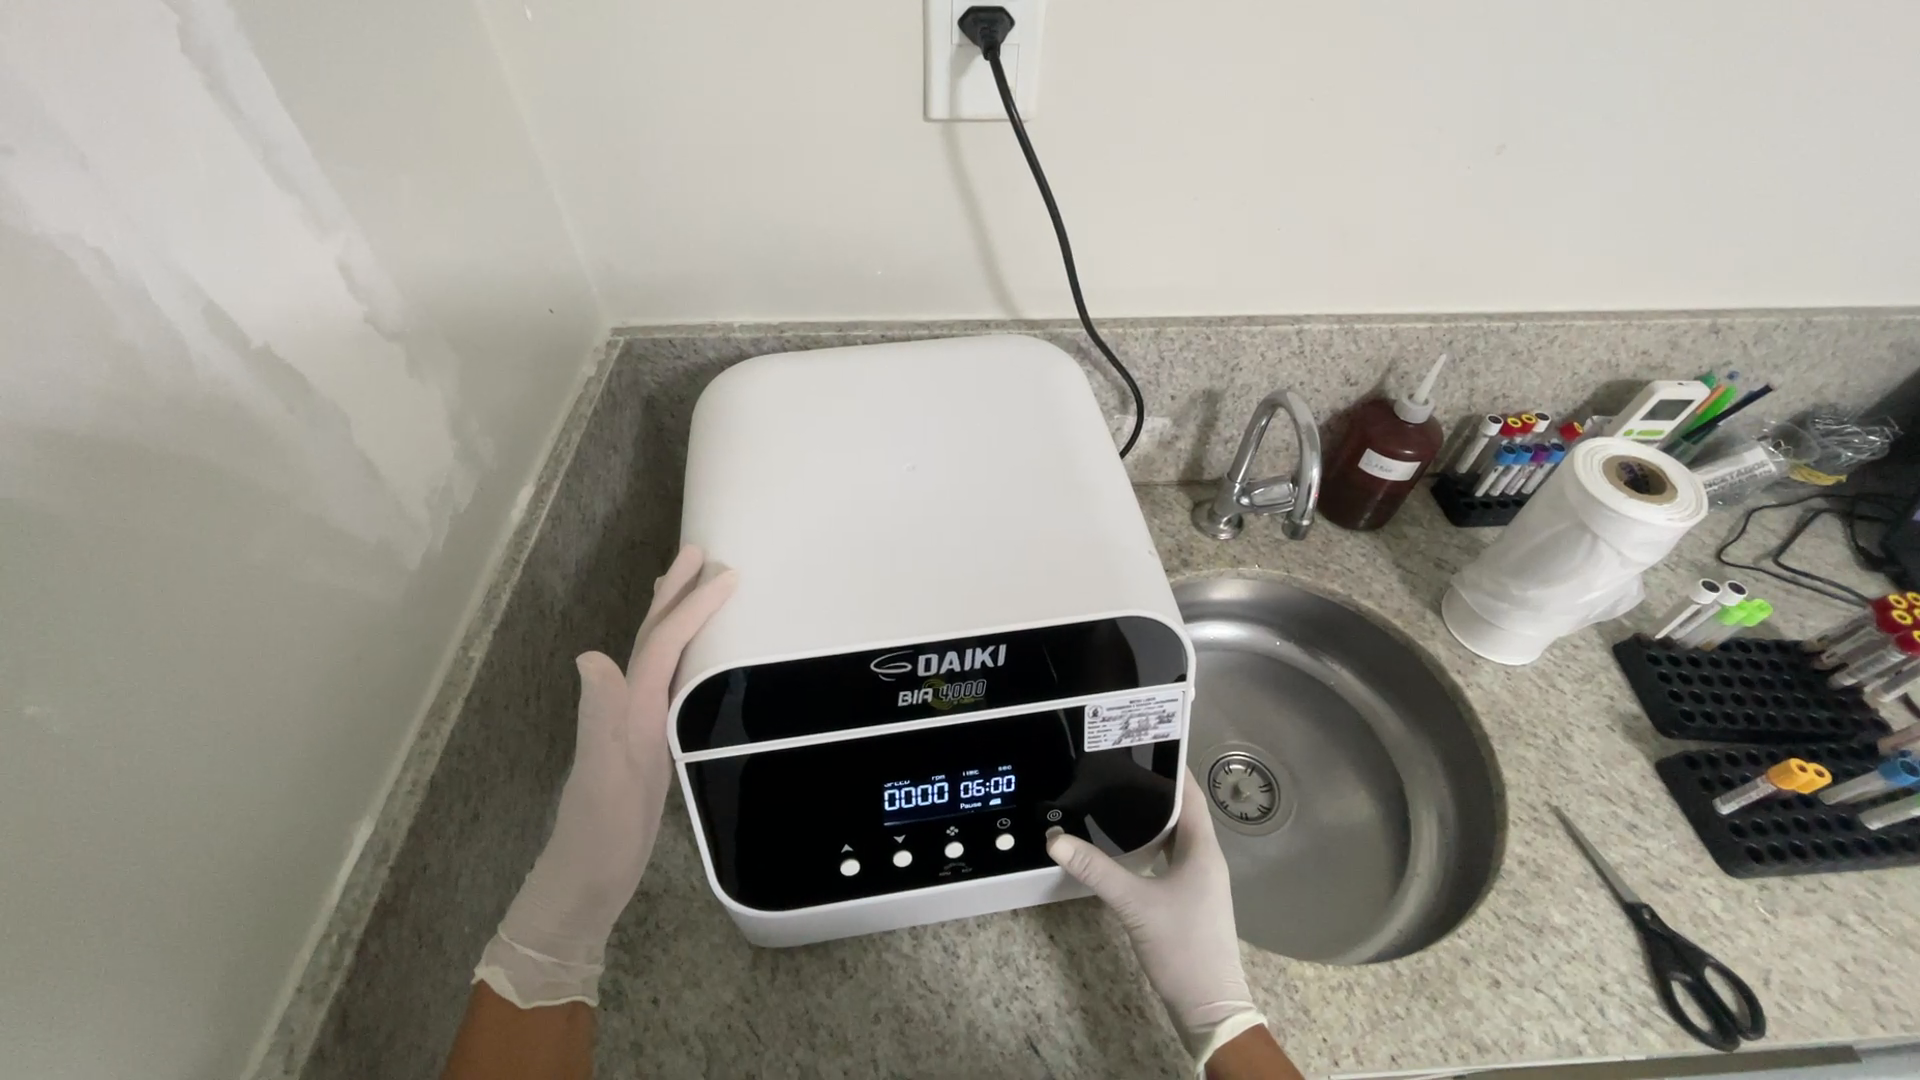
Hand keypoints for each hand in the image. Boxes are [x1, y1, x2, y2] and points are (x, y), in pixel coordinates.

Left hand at [474, 545, 734, 1007]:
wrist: (588, 880)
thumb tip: (592, 656)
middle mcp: (627, 704)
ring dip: (674, 614)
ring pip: (657, 654)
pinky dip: (680, 653)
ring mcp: (637, 721)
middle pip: (652, 636)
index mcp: (624, 706)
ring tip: (689, 585)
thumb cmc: (600, 833)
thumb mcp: (603, 777)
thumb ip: (599, 719)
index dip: (692, 605)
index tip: (726, 573)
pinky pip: (669, 680)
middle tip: (699, 551)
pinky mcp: (650, 740)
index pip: (661, 643)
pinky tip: (689, 658)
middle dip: (674, 592)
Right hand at [1047, 770, 1267, 1066]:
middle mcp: (1206, 859)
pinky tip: (1128, 846)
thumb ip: (1095, 869)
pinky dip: (1152, 845)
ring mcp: (1200, 881)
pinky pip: (1172, 858)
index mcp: (1203, 850)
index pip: (1191, 796)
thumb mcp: (1134, 904)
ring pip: (1177, 837)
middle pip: (1183, 813)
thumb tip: (1055, 840)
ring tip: (1118, 798)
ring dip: (1154, 819)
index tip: (1145, 746)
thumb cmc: (1182, 946)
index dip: (1173, 770)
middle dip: (1155, 791)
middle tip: (1119, 769)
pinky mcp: (1189, 899)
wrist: (1209, 1007)